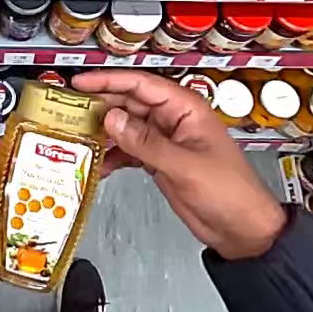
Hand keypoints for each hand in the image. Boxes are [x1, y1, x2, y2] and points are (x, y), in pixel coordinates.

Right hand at [71, 71, 286, 259]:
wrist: (243, 230)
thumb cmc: (229, 193)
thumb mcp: (184, 165)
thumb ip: (145, 142)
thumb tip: (111, 119)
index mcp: (185, 108)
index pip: (139, 84)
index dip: (107, 80)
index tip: (81, 83)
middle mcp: (172, 119)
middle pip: (128, 102)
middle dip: (99, 105)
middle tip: (69, 111)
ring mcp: (164, 139)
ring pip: (125, 125)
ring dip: (103, 131)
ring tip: (78, 136)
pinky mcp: (158, 159)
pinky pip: (128, 149)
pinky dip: (113, 155)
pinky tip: (99, 164)